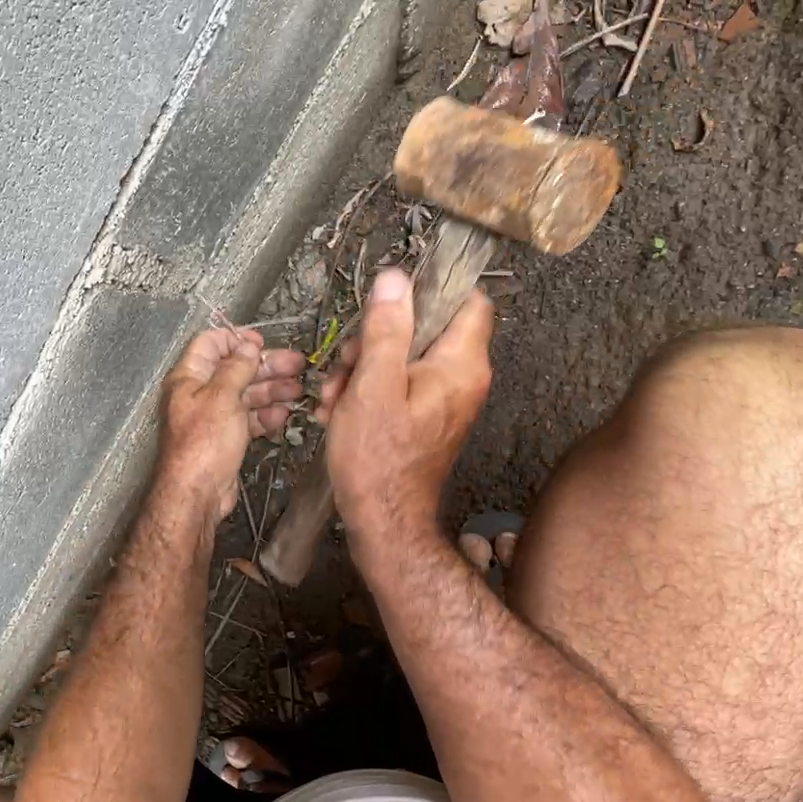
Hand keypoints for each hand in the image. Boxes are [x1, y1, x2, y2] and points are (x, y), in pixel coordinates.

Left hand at [156, 326, 304, 520]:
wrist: (197, 493)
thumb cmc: (204, 442)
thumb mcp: (222, 396)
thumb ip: (237, 368)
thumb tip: (248, 346)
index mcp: (189, 377)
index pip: (210, 344)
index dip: (236, 339)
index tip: (262, 342)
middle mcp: (199, 394)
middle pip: (234, 370)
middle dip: (265, 366)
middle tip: (296, 365)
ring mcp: (213, 418)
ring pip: (245, 396)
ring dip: (271, 390)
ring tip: (298, 389)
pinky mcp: (225, 439)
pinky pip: (247, 420)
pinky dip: (264, 415)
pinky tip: (283, 414)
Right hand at [320, 269, 492, 557]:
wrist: (382, 521)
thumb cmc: (378, 460)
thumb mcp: (373, 385)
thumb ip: (386, 330)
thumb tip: (395, 279)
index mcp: (460, 366)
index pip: (468, 301)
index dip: (429, 293)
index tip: (386, 306)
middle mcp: (462, 381)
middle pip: (425, 331)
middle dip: (376, 341)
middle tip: (345, 364)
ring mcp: (444, 403)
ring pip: (404, 361)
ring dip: (362, 370)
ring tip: (334, 397)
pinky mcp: (425, 422)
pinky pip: (399, 390)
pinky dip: (369, 394)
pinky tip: (340, 413)